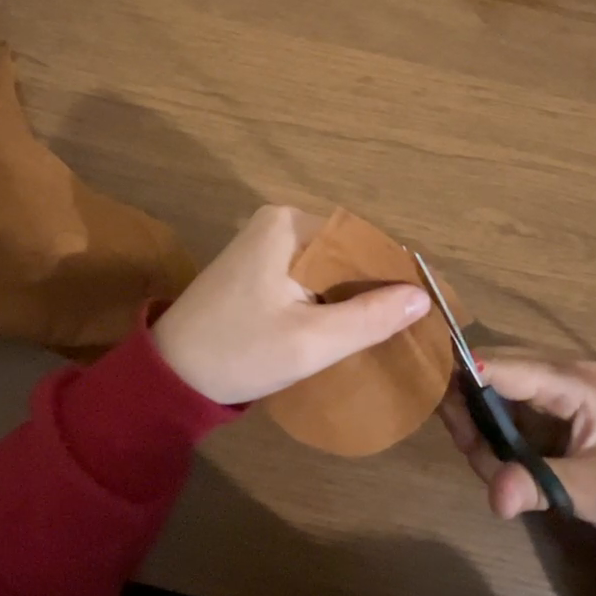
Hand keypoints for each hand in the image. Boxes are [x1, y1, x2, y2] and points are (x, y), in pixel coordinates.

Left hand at [151, 205, 431, 405]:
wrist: (170, 373)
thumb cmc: (239, 353)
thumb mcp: (311, 341)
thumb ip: (369, 318)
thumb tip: (422, 297)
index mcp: (290, 225)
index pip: (362, 243)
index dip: (396, 277)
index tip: (425, 312)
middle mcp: (279, 222)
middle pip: (348, 253)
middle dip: (376, 289)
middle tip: (409, 328)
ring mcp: (267, 244)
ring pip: (331, 268)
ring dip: (354, 298)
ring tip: (386, 332)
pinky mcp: (259, 267)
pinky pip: (311, 277)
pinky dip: (330, 300)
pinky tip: (348, 328)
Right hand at [438, 354, 595, 546]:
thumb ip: (542, 487)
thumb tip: (495, 497)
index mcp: (573, 382)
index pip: (502, 366)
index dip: (464, 380)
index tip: (435, 408)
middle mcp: (557, 374)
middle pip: (489, 373)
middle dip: (469, 411)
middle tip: (470, 452)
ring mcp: (550, 392)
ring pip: (489, 392)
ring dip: (478, 427)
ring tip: (492, 469)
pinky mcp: (546, 412)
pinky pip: (501, 412)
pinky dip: (490, 437)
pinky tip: (500, 466)